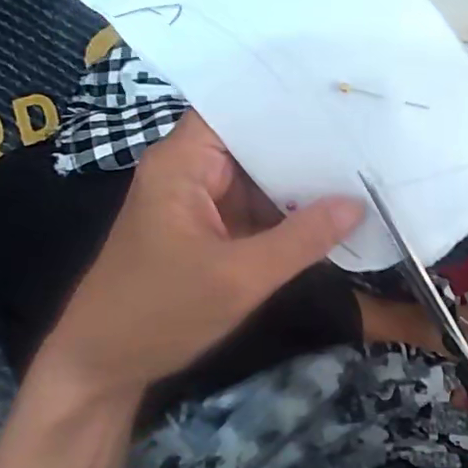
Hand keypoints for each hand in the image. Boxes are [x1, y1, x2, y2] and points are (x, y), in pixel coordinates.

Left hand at [34, 111, 363, 398]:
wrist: (102, 368)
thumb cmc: (159, 313)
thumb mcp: (239, 278)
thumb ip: (300, 240)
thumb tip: (357, 204)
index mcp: (182, 163)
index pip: (237, 107)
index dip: (285, 100)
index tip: (338, 99)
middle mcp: (189, 170)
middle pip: (253, 140)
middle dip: (304, 140)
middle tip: (366, 133)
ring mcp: (199, 201)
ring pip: (258, 175)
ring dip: (299, 178)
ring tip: (361, 163)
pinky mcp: (207, 228)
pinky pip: (254, 206)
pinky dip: (286, 210)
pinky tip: (332, 207)